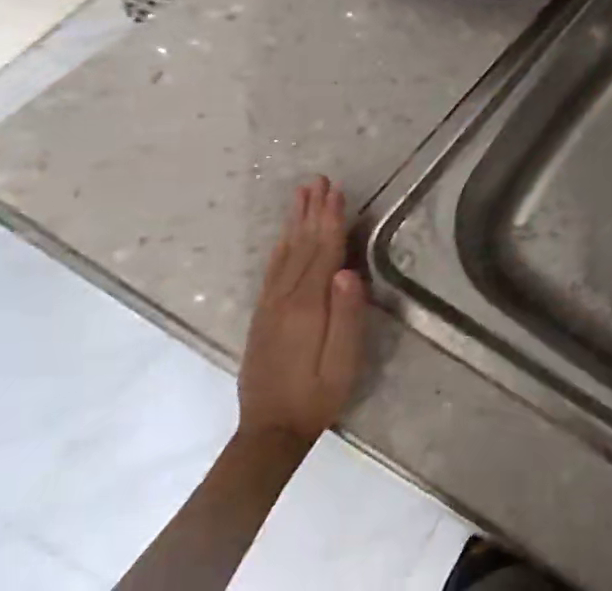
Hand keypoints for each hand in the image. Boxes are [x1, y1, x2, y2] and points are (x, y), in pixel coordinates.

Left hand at [237, 176, 366, 448]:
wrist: (269, 431)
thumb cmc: (317, 396)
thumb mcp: (343, 363)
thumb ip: (346, 316)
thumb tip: (349, 271)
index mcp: (307, 306)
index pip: (322, 252)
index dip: (330, 220)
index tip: (337, 190)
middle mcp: (284, 297)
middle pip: (302, 245)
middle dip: (312, 211)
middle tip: (318, 179)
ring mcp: (270, 304)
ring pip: (285, 252)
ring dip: (295, 221)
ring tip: (302, 194)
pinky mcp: (263, 314)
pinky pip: (272, 268)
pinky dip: (281, 244)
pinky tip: (285, 234)